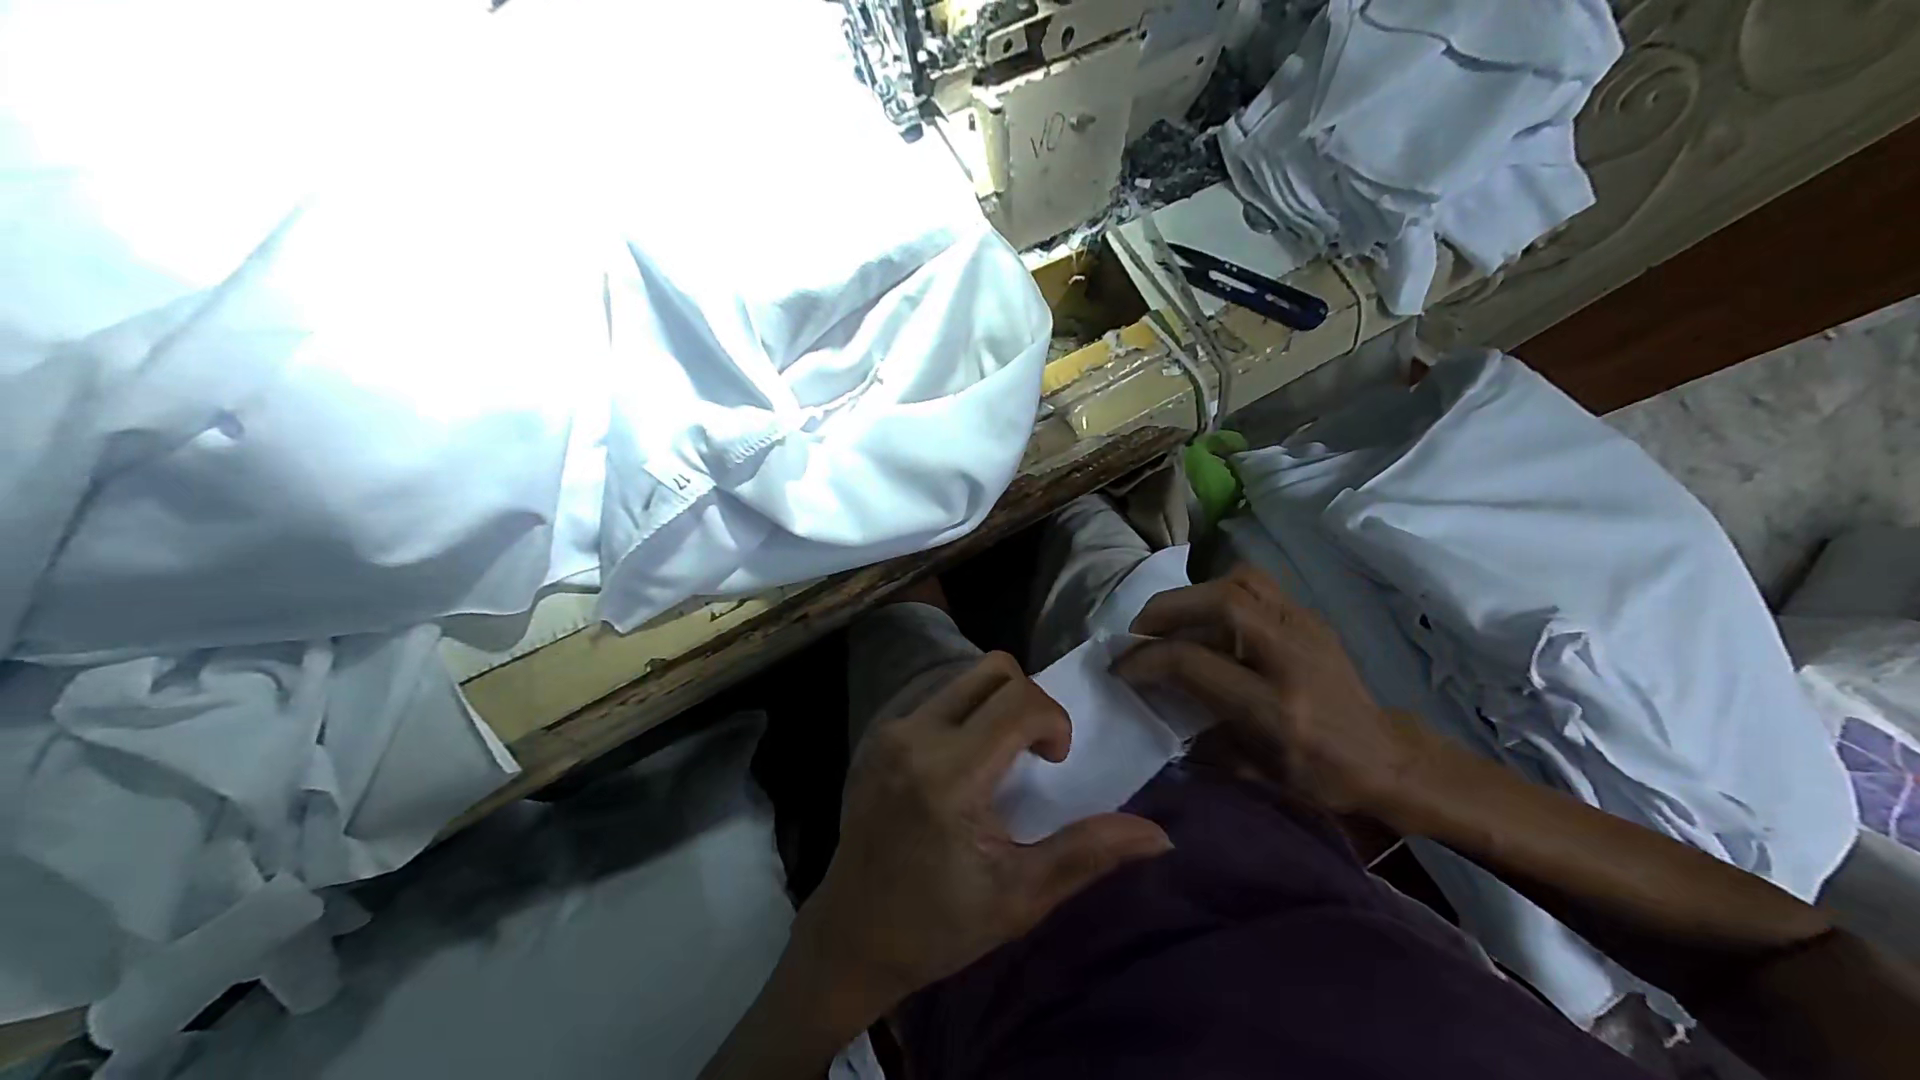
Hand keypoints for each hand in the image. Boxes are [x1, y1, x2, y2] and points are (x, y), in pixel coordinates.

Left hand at [797, 651, 1172, 1008]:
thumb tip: (1160, 835)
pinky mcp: (879, 736)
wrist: (852, 935)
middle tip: (1035, 754)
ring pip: (966, 679)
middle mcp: (916, 737)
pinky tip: (967, 765)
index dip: (1055, 721)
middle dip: (1031, 700)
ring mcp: (892, 731)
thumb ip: (1088, 854)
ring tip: (1003, 759)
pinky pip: (940, 699)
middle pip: (995, 670)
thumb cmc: (939, 925)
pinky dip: (970, 715)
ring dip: (1000, 704)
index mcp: (950, 776)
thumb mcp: (1020, 897)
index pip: (1020, 701)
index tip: (1055, 763)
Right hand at [1113, 563, 1432, 814]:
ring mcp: (1306, 629)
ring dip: (1193, 595)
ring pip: (1240, 582)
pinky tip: (1206, 619)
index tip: (1122, 668)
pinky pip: (1256, 585)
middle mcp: (1292, 657)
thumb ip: (1198, 727)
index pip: (1194, 662)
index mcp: (1276, 707)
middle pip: (1220, 604)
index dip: (1146, 660)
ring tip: (1171, 619)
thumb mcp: (1253, 768)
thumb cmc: (1319, 775)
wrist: (1387, 758)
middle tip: (1138, 630)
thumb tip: (1152, 693)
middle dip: (1165, 611)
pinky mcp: (1309, 617)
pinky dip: (1218, 593)